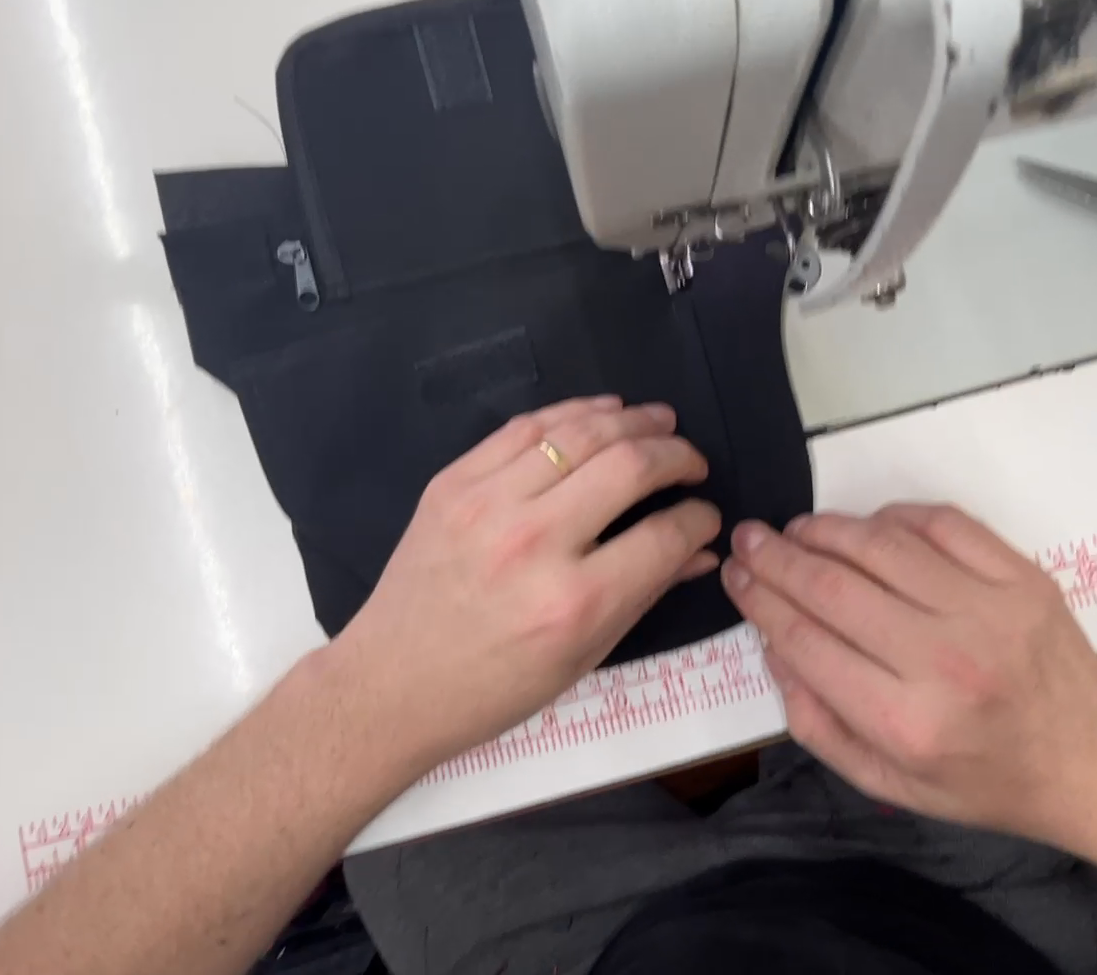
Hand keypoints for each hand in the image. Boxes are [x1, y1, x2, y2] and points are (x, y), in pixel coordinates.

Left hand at [327, 396, 720, 773]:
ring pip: (579, 433)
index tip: (704, 515)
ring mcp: (487, 504)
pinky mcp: (452, 482)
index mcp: (574, 602)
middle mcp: (534, 542)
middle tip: (693, 460)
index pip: (664, 535)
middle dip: (677, 454)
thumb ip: (646, 593)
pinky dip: (572, 411)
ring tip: (660, 419)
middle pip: (629, 467)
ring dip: (632, 419)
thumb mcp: (583, 656)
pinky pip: (523, 426)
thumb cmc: (495, 687)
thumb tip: (700, 549)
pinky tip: (603, 410)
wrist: (392, 683)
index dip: (698, 518)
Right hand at [721, 505, 1096, 841]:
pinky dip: (890, 516)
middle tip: (748, 538)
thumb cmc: (982, 781)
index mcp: (904, 722)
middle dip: (776, 557)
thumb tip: (772, 645)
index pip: (803, 640)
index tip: (735, 574)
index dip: (758, 599)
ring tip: (797, 530)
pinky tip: (867, 527)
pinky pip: (938, 522)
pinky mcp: (1021, 576)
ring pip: (878, 544)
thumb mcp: (886, 784)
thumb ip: (816, 723)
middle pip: (832, 586)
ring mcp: (988, 610)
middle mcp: (943, 661)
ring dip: (824, 529)